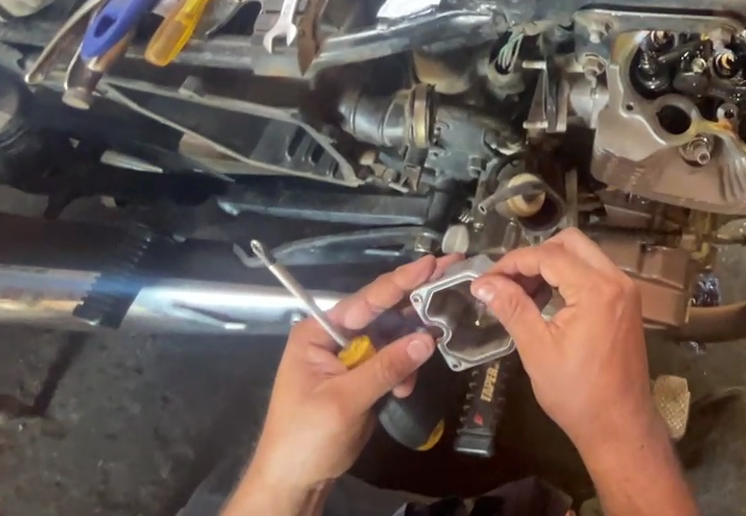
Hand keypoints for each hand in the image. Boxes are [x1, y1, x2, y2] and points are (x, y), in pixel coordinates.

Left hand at [232, 256, 442, 509]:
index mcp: (319, 332)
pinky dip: (405, 370)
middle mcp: (336, 335)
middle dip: (415, 300)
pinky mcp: (364, 374)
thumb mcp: (344, 401)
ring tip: (437, 339)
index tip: (431, 262)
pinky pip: (395, 359)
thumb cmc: (304, 438)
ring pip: (394, 334)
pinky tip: (406, 388)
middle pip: (383, 309)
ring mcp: (351, 354)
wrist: (293, 484)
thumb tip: (428, 338)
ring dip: (412, 345)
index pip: (366, 300)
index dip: (400, 281)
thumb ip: (386, 367)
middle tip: (451, 271)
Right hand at [474, 232, 697, 515]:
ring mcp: (625, 288)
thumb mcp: (537, 350)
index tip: (488, 277)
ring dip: (553, 264)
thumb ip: (513, 309)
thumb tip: (483, 284)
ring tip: (523, 290)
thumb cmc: (577, 394)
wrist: (620, 425)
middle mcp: (616, 279)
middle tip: (508, 279)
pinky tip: (548, 299)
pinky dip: (570, 275)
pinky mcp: (626, 300)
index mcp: (596, 289)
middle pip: (571, 242)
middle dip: (536, 255)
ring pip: (584, 254)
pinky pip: (595, 271)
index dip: (515, 261)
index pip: (550, 255)